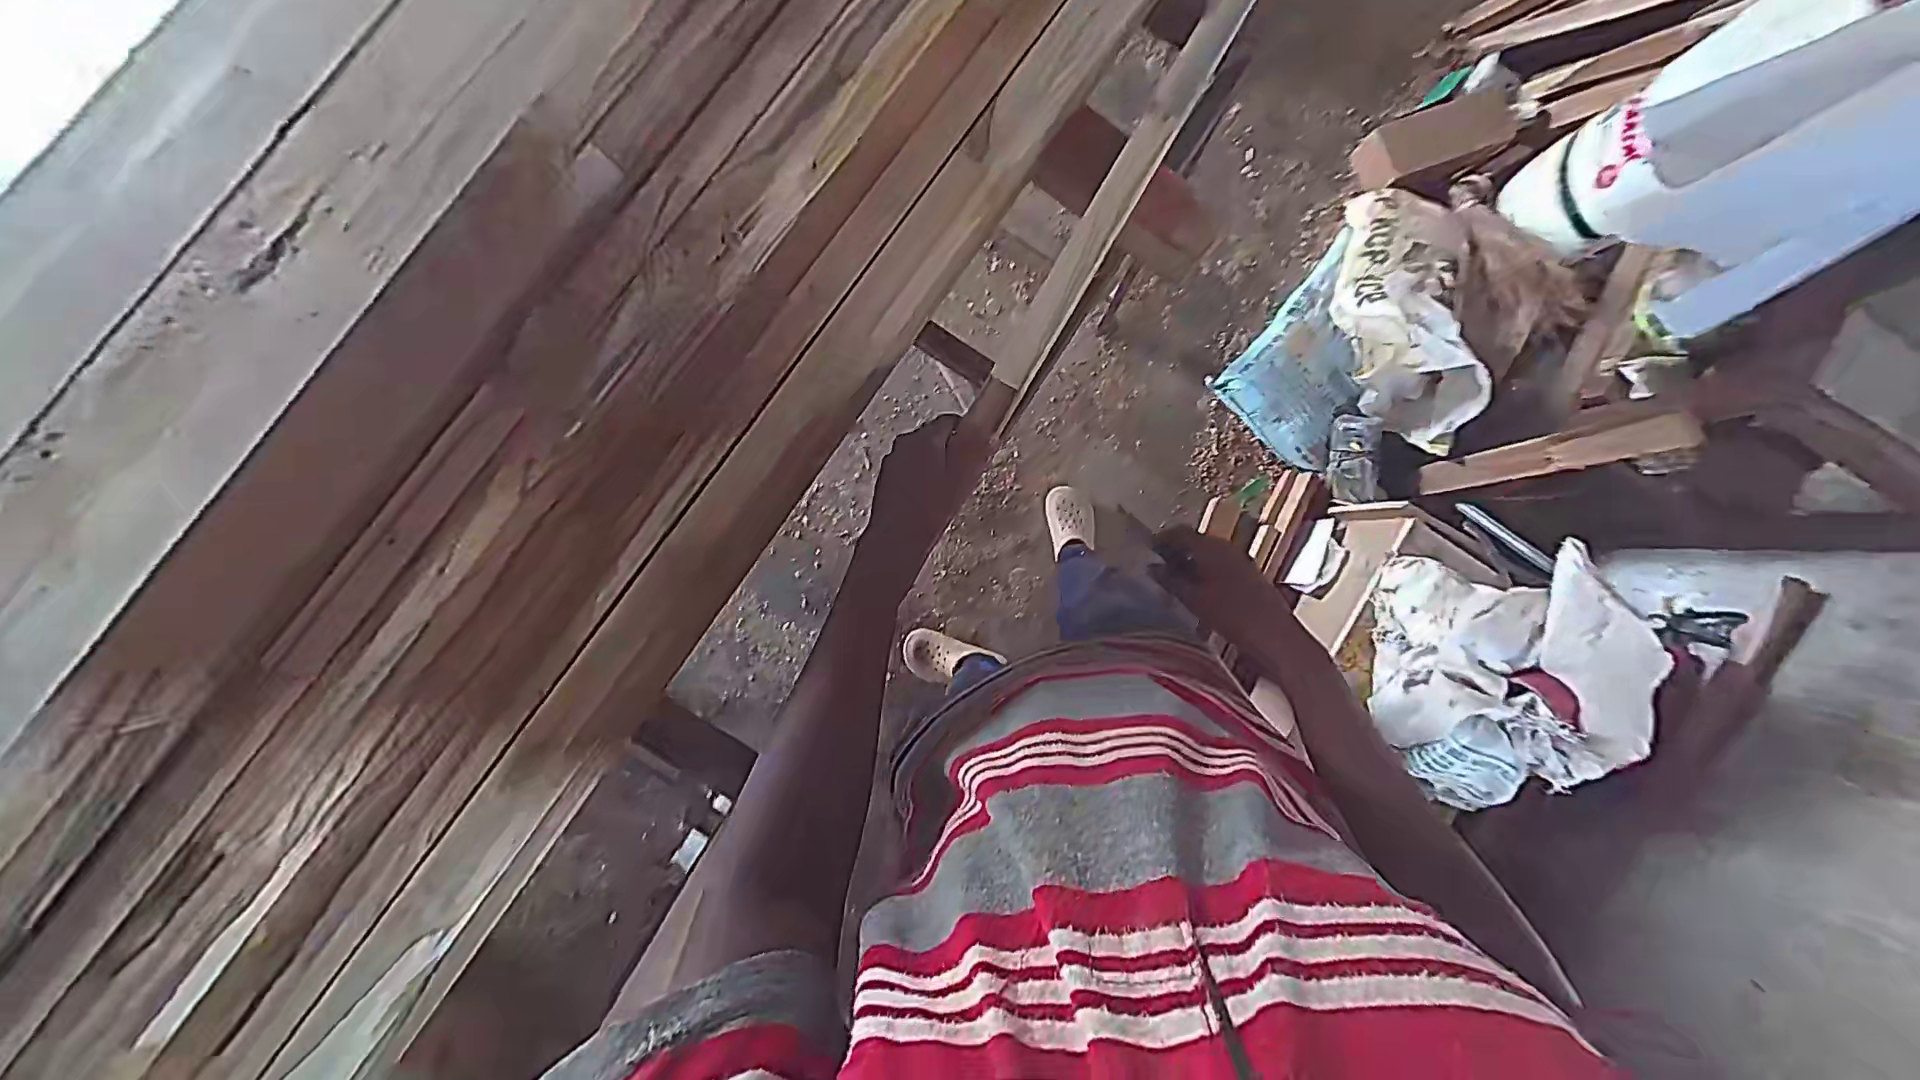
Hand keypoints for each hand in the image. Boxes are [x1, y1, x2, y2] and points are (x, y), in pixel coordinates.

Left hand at [856, 413, 992, 594]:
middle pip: (934, 437)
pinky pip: (909, 470)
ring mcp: (892, 461)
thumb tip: (989, 433)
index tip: (977, 448)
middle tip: (965, 471)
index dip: (967, 434)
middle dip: (950, 449)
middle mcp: (904, 444)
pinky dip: (921, 479)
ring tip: (948, 489)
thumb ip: (976, 450)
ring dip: (935, 465)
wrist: (898, 537)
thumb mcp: (964, 476)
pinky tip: (929, 500)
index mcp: (925, 437)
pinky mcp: (886, 480)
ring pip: (921, 454)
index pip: (950, 421)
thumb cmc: (931, 508)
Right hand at [1150, 526, 1302, 649]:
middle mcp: (1227, 548)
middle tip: (1157, 567)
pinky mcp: (1248, 575)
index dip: (1162, 539)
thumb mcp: (1193, 598)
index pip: (1180, 533)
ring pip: (1208, 554)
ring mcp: (1240, 560)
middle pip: (1195, 541)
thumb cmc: (1229, 614)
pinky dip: (1204, 572)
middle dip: (1175, 551)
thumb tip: (1152, 567)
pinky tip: (1196, 591)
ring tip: (1173, 582)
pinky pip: (1220, 565)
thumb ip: (1170, 579)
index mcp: (1211, 547)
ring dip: (1190, 563)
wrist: (1273, 635)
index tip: (1147, 550)